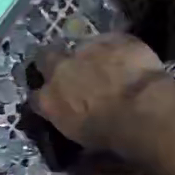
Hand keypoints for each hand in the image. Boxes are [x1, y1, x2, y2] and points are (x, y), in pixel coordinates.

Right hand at [30, 33, 174, 154]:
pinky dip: (115, 49)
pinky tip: (126, 59)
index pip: (36, 98)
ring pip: (80, 46)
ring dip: (88, 56)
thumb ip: (70, 122)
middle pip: (46, 58)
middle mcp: (60, 70)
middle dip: (53, 63)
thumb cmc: (107, 134)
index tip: (54, 102)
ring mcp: (85, 49)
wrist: (138, 110)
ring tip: (104, 66)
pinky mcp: (112, 38)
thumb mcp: (80, 136)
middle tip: (69, 71)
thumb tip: (75, 123)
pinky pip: (109, 40)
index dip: (45, 98)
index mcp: (48, 101)